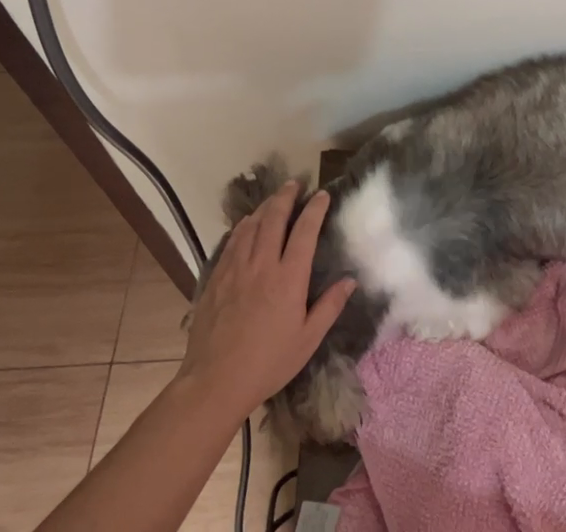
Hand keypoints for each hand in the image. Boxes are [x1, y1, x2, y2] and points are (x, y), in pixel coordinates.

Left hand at [180, 182, 356, 418]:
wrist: (215, 381)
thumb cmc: (269, 363)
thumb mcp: (308, 340)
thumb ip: (330, 306)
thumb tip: (350, 280)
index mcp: (289, 278)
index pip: (305, 231)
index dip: (315, 209)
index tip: (323, 195)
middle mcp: (261, 265)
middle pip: (273, 218)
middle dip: (285, 197)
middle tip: (295, 184)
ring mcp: (235, 270)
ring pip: (249, 226)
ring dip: (263, 208)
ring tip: (273, 199)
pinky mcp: (215, 279)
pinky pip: (230, 242)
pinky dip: (242, 227)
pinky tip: (245, 226)